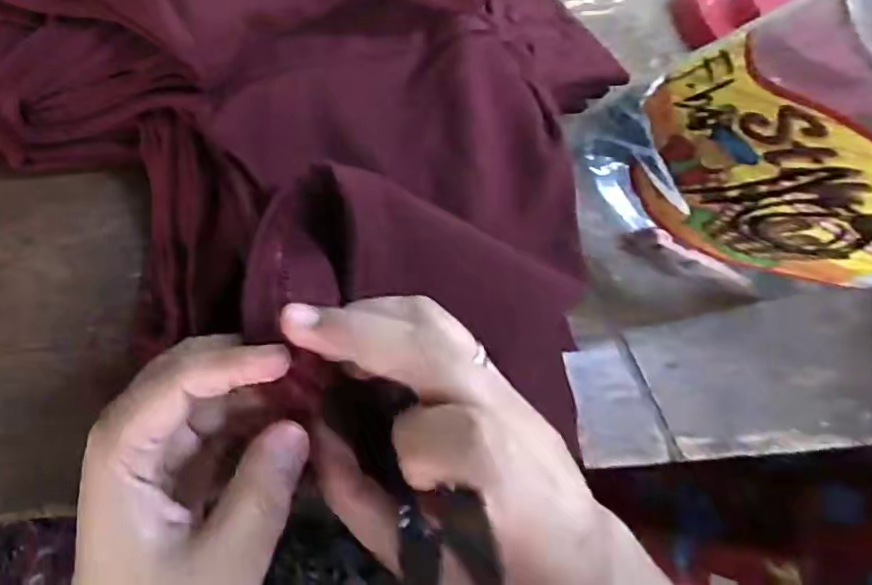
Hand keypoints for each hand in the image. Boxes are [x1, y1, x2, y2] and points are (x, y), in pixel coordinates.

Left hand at [74, 336, 310, 584]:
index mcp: (122, 441)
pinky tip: (285, 421)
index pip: (179, 378)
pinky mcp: (168, 470)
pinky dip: (246, 424)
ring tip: (302, 388)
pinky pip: (209, 430)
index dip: (233, 361)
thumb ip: (260, 494)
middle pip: (186, 375)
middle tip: (300, 363)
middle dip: (242, 366)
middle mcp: (129, 429)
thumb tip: (298, 426)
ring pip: (202, 398)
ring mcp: (148, 447)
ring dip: (250, 393)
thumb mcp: (220, 568)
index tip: (286, 356)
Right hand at [281, 297, 666, 584]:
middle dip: (357, 328)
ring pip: (430, 317)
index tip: (369, 445)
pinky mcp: (482, 361)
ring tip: (318, 327)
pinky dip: (379, 314)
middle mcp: (511, 411)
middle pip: (437, 345)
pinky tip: (350, 329)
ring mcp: (499, 378)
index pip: (471, 438)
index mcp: (517, 480)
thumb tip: (315, 433)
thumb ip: (363, 500)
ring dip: (365, 312)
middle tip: (294, 323)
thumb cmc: (500, 569)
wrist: (577, 556)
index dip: (415, 444)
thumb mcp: (430, 563)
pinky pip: (426, 318)